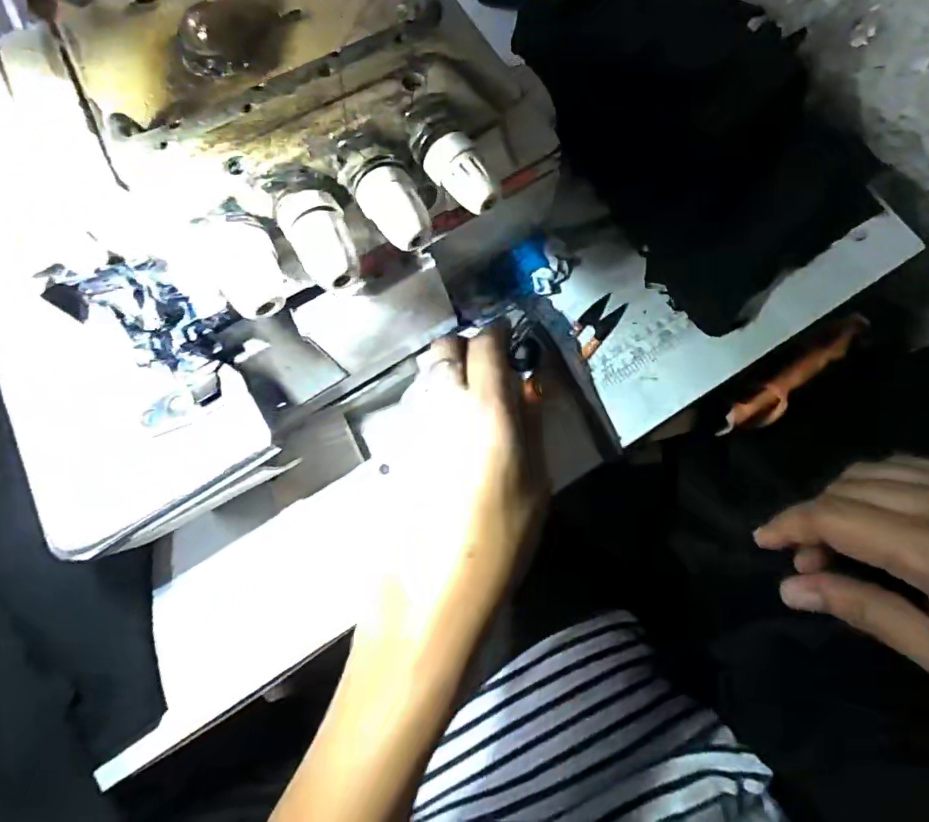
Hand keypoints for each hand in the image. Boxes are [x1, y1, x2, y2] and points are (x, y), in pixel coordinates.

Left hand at [272, 328, 546, 821]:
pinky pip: (412, 405)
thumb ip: (531, 424)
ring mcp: (409, 424)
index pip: (487, 342)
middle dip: (466, 349)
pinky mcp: (391, 447)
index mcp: (485, 408)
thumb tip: (526, 386)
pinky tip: (444, 437)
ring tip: (467, 405)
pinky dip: (429, 404)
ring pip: (424, 374)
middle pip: (445, 347)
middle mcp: (441, 403)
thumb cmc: (500, 541)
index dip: (500, 333)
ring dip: (445, 376)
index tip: (510, 339)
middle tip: (488, 372)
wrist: (429, 595)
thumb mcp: (537, 482)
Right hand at [755, 457, 928, 821]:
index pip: (837, 514)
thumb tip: (793, 588)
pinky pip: (923, 469)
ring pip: (886, 468)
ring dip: (848, 496)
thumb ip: (866, 612)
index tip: (760, 543)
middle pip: (854, 483)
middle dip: (815, 515)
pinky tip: (889, 522)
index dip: (790, 525)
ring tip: (838, 543)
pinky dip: (886, 486)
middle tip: (803, 562)